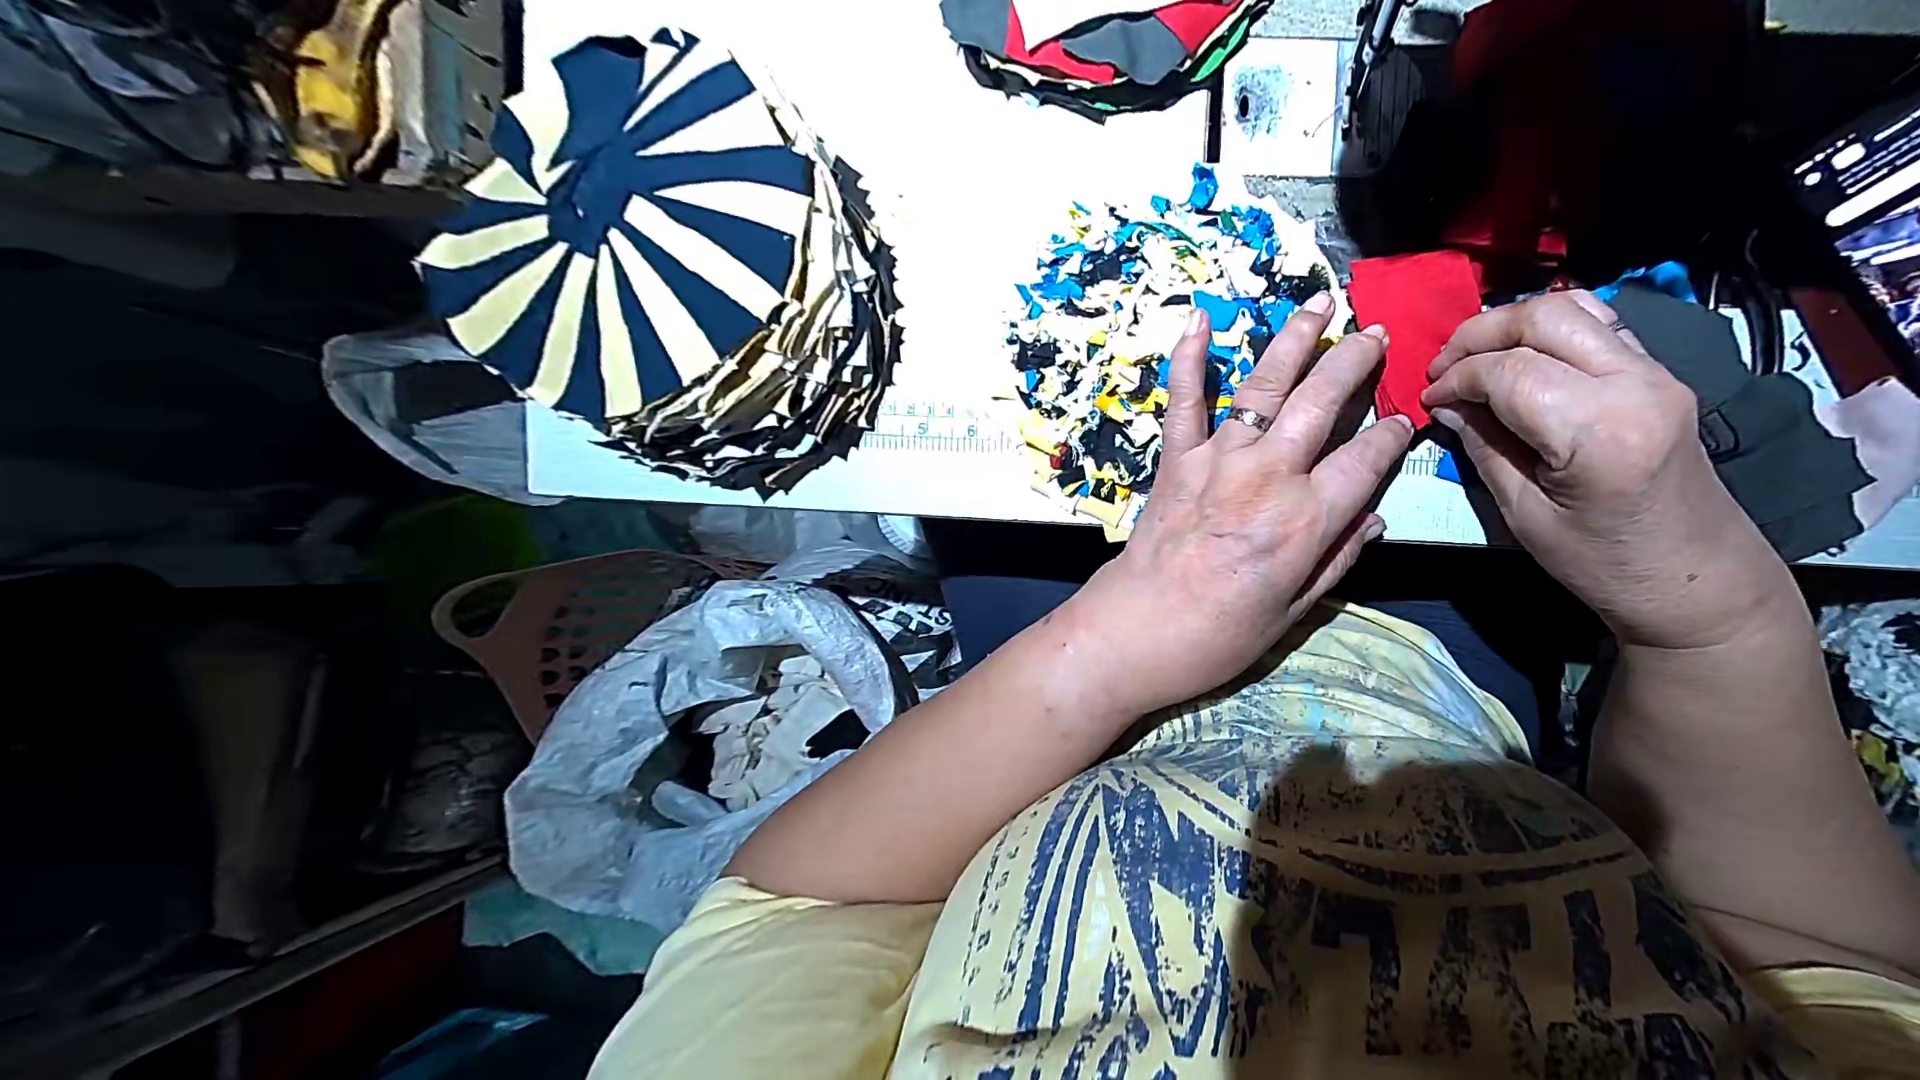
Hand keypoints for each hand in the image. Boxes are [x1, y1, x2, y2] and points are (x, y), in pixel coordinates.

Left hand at [1060, 294, 1412, 719]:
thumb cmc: (1221, 634)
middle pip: (1323, 402)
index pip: (1368, 458)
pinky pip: (1184, 402)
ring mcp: (1217, 461)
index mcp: (1309, 517)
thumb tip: (1370, 518)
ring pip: (1263, 387)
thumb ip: (1336, 559)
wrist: (1139, 629)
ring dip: (1292, 341)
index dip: (1393, 435)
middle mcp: (1268, 475)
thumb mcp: (1296, 611)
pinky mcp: (1174, 461)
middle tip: (1374, 332)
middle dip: (1354, 361)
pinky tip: (1199, 321)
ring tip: (1317, 303)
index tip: (1405, 419)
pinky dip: (1189, 361)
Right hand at [1419, 291, 1794, 649]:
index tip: (1426, 401)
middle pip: (1544, 318)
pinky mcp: (1658, 376)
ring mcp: (1655, 374)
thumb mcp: (1521, 511)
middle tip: (1441, 369)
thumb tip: (1446, 405)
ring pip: (1574, 310)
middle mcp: (1635, 385)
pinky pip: (1597, 326)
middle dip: (1477, 335)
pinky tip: (1516, 358)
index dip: (1455, 379)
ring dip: (1511, 325)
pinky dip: (1546, 331)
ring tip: (1472, 359)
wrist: (1695, 577)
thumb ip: (1483, 446)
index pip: (1507, 370)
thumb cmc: (1598, 559)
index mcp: (1597, 429)